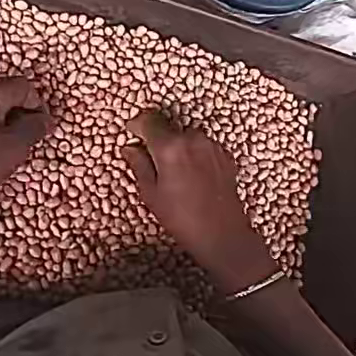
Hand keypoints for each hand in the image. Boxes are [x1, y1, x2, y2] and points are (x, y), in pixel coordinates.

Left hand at [0, 78, 48, 223]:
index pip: (23, 87)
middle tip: (32, 141)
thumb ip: (34, 129)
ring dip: (10, 128)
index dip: (39, 107)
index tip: (44, 129)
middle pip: (7, 97)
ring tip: (14, 152)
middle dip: (24, 117)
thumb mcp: (14, 147)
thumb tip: (45, 120)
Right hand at [121, 111, 276, 290]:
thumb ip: (139, 165)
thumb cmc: (184, 219)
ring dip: (178, 149)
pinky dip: (194, 156)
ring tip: (174, 177)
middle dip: (158, 142)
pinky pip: (202, 148)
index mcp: (170, 147)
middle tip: (151, 164)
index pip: (148, 121)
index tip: (132, 131)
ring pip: (186, 138)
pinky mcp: (224, 156)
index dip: (137, 125)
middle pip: (168, 129)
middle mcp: (193, 139)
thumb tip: (131, 149)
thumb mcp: (151, 194)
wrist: (222, 234)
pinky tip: (191, 179)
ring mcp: (212, 147)